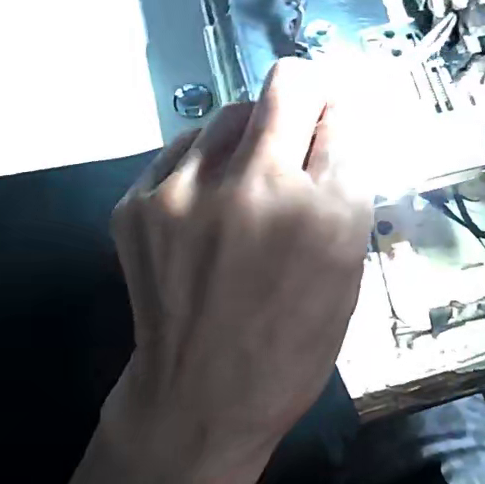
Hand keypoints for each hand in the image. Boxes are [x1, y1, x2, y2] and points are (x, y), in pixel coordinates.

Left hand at [105, 58, 373, 483]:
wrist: (199, 398)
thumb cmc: (290, 347)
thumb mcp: (347, 273)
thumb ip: (343, 194)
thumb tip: (332, 129)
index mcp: (322, 214)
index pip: (340, 116)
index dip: (338, 117)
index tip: (331, 124)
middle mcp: (253, 188)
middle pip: (287, 85)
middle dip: (301, 95)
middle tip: (298, 120)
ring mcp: (185, 191)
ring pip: (229, 111)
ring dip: (248, 132)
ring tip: (246, 174)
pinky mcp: (137, 202)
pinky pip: (183, 148)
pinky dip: (203, 162)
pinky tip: (206, 198)